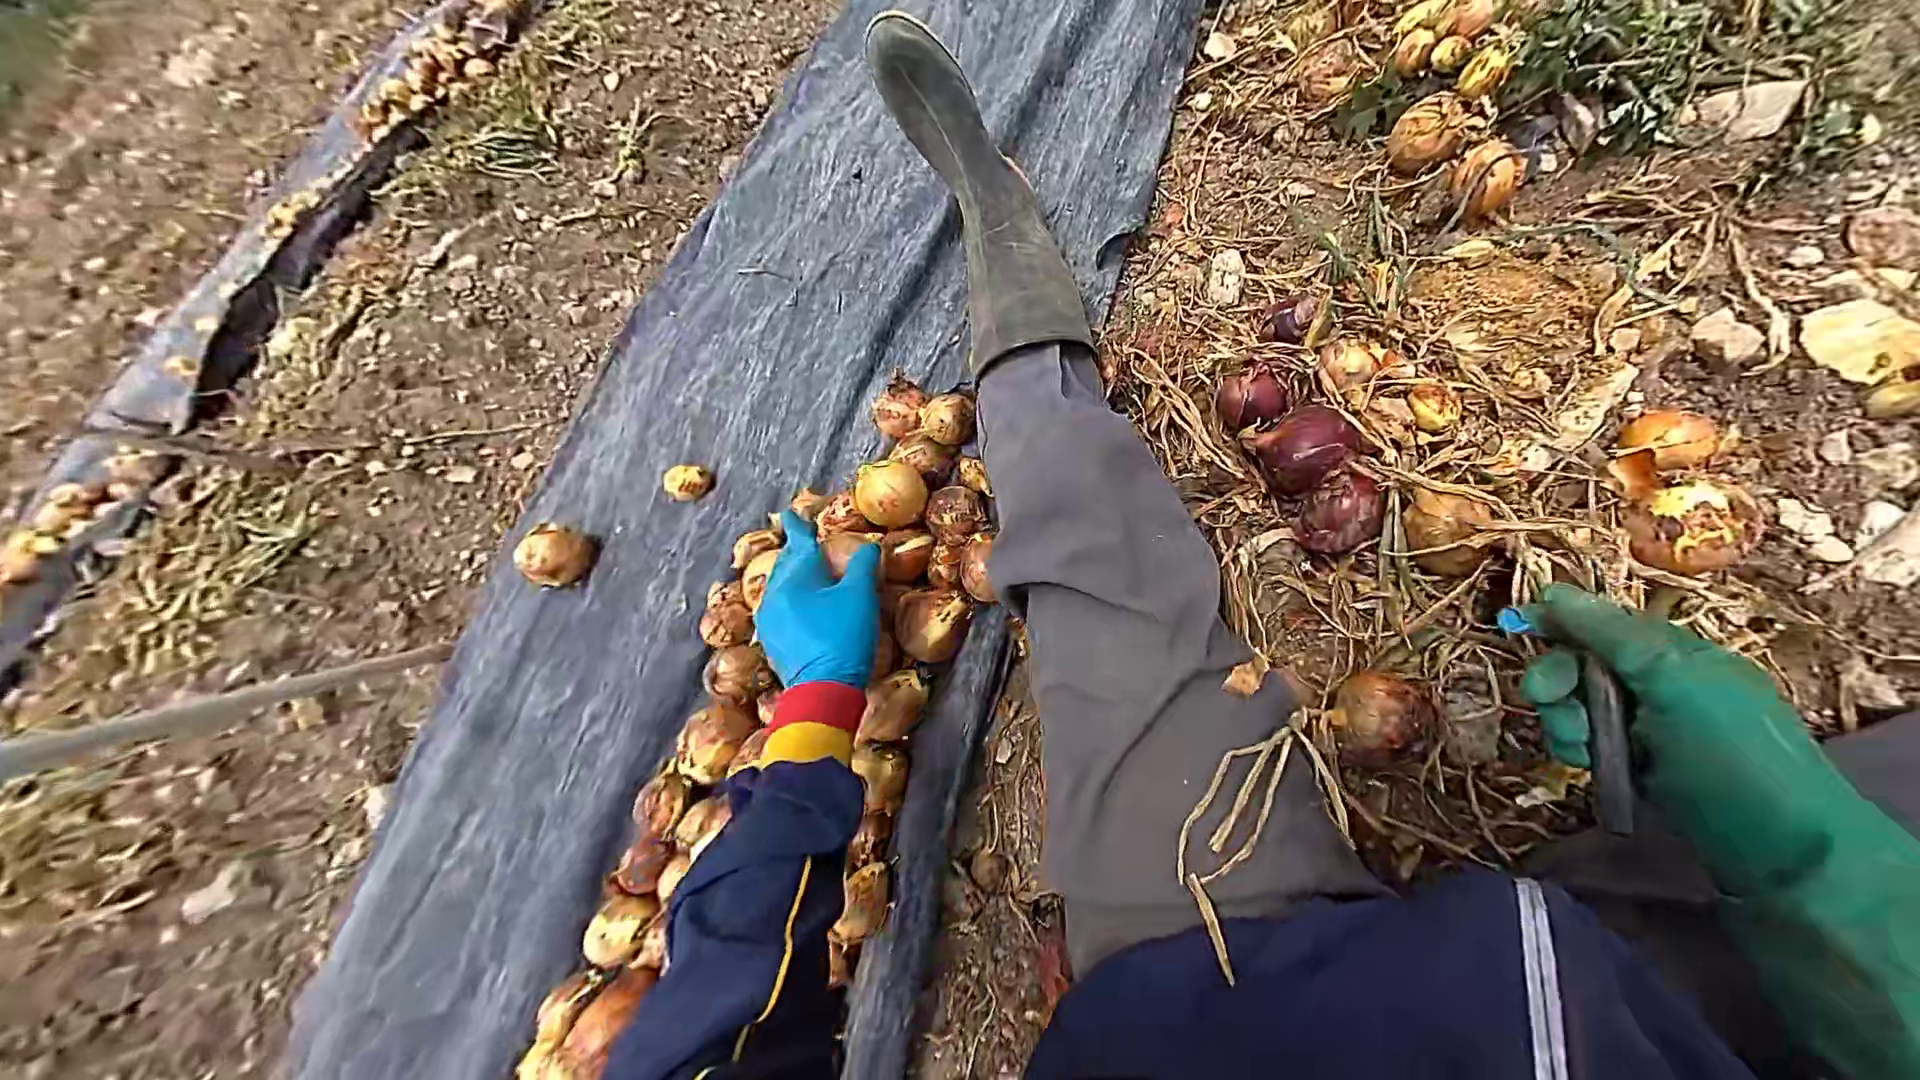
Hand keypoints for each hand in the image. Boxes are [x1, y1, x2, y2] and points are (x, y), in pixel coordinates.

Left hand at [756, 510, 881, 688]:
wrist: (822, 691)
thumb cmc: (842, 636)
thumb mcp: (860, 596)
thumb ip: (863, 566)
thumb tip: (869, 545)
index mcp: (794, 579)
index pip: (797, 543)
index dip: (798, 526)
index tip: (792, 513)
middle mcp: (775, 596)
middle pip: (786, 566)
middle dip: (796, 553)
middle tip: (804, 544)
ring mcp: (770, 621)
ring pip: (782, 589)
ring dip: (795, 578)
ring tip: (807, 575)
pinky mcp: (774, 642)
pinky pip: (782, 609)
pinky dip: (794, 601)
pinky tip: (805, 608)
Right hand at [1516, 584, 1830, 891]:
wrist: (1779, 852)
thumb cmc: (1733, 754)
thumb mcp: (1674, 682)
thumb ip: (1611, 634)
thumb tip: (1552, 590)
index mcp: (1675, 654)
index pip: (1600, 622)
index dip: (1556, 620)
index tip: (1513, 622)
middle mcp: (1653, 682)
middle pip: (1574, 661)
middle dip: (1554, 679)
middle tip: (1545, 697)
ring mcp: (1639, 722)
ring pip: (1567, 701)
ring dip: (1560, 719)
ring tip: (1581, 745)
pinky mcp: (1624, 757)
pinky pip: (1575, 736)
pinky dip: (1570, 746)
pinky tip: (1585, 761)